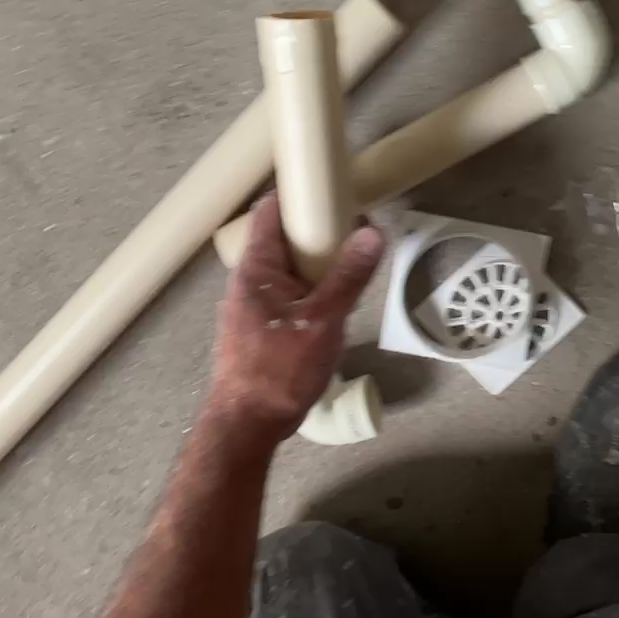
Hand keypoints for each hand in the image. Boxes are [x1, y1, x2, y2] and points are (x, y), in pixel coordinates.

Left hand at [205, 194, 385, 442]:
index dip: (298, 194)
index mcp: (255, 269)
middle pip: (282, 238)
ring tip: (352, 266)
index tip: (332, 189)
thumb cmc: (278, 370)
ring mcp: (251, 306)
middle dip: (318, 231)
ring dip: (317, 263)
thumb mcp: (323, 321)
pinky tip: (335, 304)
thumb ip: (348, 277)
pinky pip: (289, 293)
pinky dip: (311, 288)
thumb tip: (372, 233)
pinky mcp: (259, 328)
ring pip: (288, 268)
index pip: (270, 211)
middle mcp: (248, 281)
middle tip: (355, 230)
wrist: (246, 428)